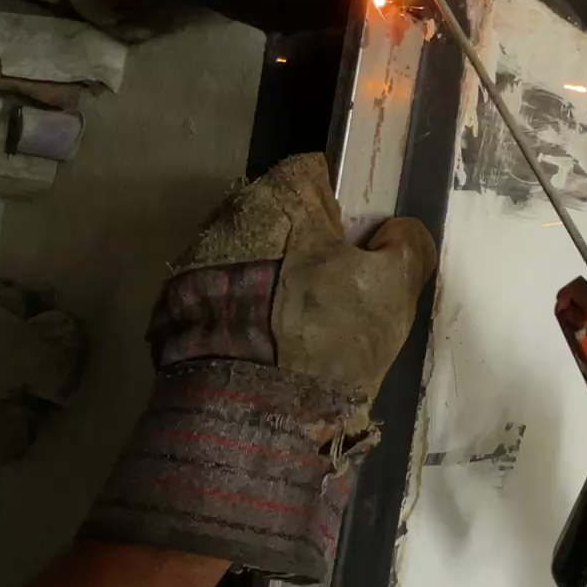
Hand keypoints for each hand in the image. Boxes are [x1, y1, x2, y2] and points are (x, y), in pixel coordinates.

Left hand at [81, 153, 435, 581]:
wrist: (244, 416)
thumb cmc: (326, 335)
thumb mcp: (393, 288)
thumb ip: (408, 243)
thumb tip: (397, 233)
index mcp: (279, 196)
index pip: (321, 170)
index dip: (353, 198)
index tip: (369, 236)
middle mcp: (227, 216)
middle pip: (288, 217)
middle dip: (316, 242)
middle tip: (345, 287)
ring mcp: (196, 263)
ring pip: (260, 256)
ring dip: (284, 277)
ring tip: (308, 326)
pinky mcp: (178, 307)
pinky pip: (234, 292)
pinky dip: (255, 308)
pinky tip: (274, 345)